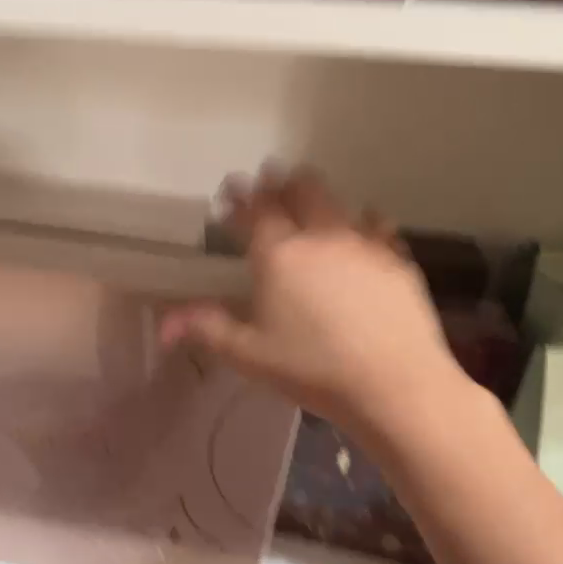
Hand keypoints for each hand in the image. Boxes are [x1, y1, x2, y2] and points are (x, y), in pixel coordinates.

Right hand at [159, 169, 471, 438]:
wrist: (394, 384)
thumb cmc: (310, 368)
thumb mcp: (247, 353)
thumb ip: (206, 328)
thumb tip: (165, 323)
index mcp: (278, 255)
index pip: (254, 211)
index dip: (238, 196)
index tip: (229, 188)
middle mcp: (320, 237)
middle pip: (300, 190)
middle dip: (280, 182)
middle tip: (269, 179)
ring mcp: (364, 245)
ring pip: (338, 202)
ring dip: (318, 194)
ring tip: (309, 194)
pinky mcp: (397, 261)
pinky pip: (377, 227)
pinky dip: (364, 220)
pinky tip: (365, 224)